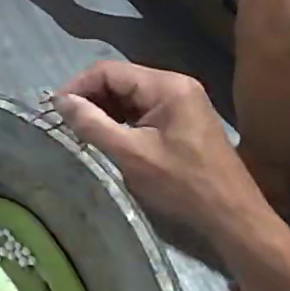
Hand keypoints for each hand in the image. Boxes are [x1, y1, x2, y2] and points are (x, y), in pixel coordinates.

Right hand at [53, 61, 268, 237]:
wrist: (233, 220)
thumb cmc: (183, 186)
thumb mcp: (131, 155)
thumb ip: (92, 123)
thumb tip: (61, 101)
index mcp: (167, 86)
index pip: (109, 71)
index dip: (78, 86)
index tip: (56, 109)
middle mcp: (175, 86)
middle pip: (119, 80)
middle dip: (90, 99)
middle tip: (66, 123)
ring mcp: (181, 103)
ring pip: (128, 97)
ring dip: (103, 111)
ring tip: (82, 133)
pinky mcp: (181, 121)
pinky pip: (141, 111)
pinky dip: (120, 121)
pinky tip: (106, 138)